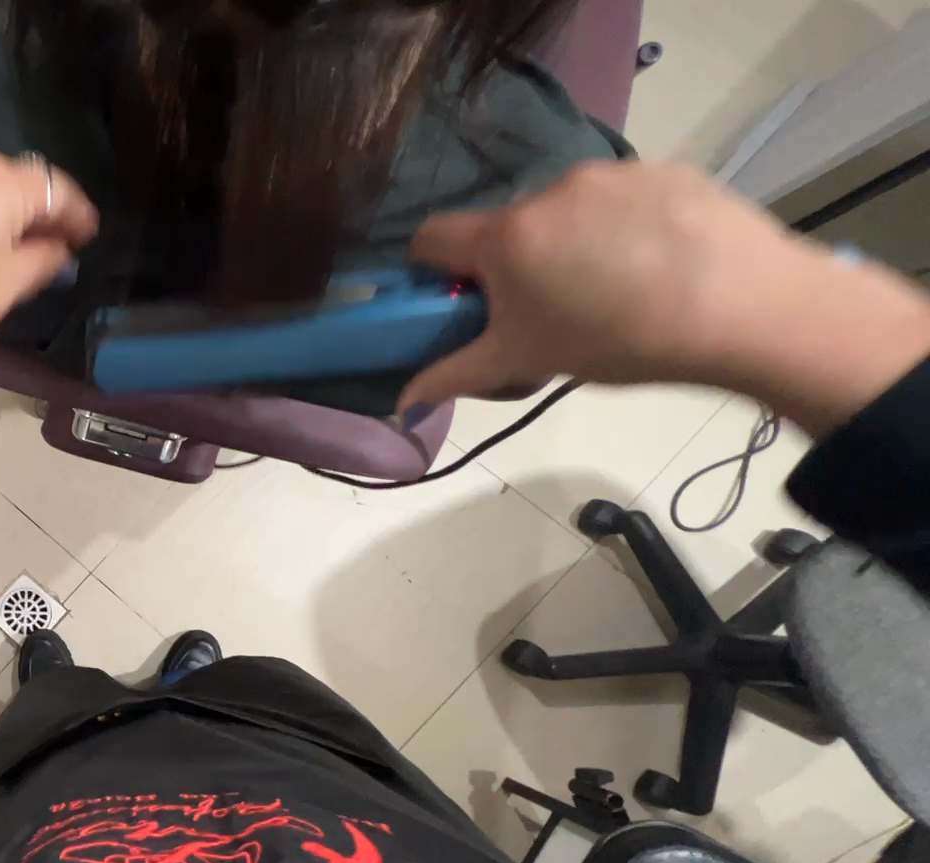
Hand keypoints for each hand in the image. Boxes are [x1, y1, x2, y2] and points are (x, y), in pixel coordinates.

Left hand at [0, 148, 99, 431]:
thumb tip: (59, 247)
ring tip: (19, 245)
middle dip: (40, 208)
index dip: (77, 211)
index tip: (89, 235)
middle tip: (57, 242)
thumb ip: (44, 259)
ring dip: (7, 209)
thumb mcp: (7, 288)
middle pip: (16, 177)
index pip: (52, 185)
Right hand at [399, 161, 929, 434]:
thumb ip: (451, 377)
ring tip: (602, 285)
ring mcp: (611, 175)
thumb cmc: (613, 339)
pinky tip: (648, 262)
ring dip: (561, 242)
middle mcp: (548, 193)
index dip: (429, 269)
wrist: (750, 311)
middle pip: (499, 228)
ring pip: (559, 212)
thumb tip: (401, 404)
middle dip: (505, 263)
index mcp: (503, 237)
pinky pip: (616, 198)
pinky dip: (614, 225)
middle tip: (537, 307)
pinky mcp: (666, 170)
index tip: (454, 299)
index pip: (430, 237)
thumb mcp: (520, 363)